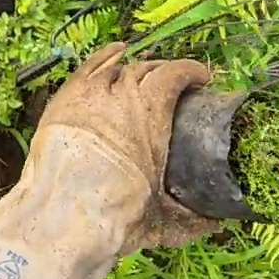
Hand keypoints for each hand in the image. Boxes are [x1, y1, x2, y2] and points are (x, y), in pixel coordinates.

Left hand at [33, 43, 217, 253]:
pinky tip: (117, 52)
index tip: (201, 78)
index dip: (191, 71)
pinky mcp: (66, 97)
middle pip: (148, 69)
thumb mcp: (161, 220)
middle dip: (164, 72)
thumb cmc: (116, 215)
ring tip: (144, 76)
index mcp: (152, 112)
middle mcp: (122, 93)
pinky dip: (106, 57)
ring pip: (120, 67)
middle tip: (174, 86)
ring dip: (136, 69)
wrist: (62, 216)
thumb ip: (192, 221)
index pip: (175, 74)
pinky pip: (90, 65)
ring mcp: (91, 92)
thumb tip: (215, 226)